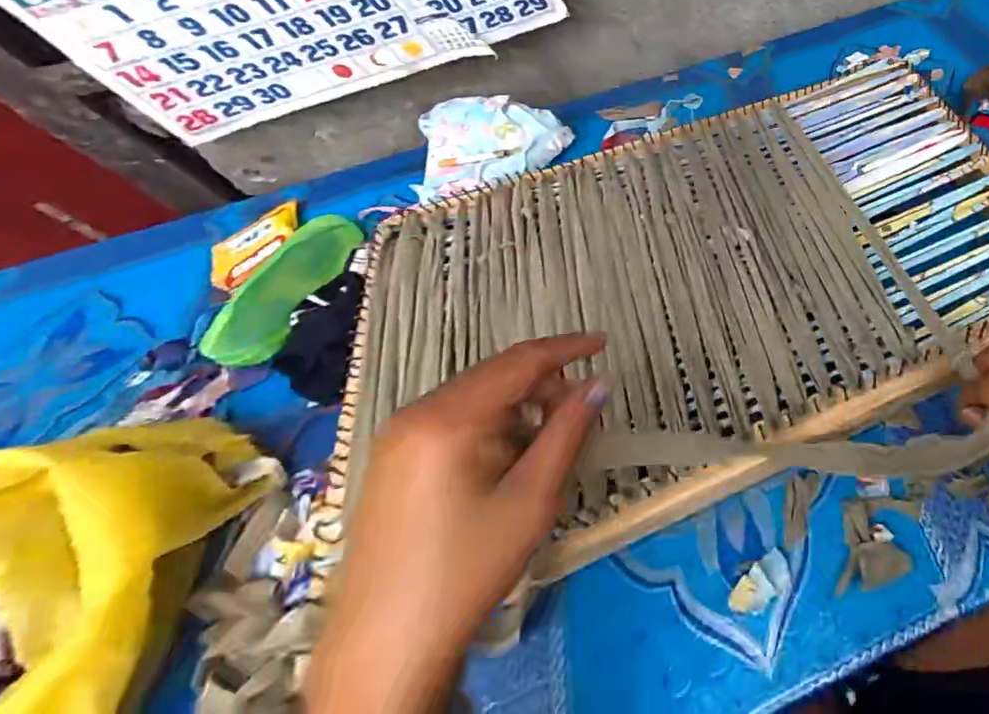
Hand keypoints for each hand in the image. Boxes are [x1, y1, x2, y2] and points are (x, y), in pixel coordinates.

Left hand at [308, 335, 605, 711]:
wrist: (385, 645)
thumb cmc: (467, 568)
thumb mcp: (532, 498)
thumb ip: (568, 431)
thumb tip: (597, 386)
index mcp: (447, 419)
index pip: (519, 362)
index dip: (566, 348)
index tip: (604, 343)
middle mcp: (416, 414)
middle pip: (495, 374)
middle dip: (544, 382)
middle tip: (581, 411)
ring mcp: (396, 436)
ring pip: (475, 395)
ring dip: (519, 403)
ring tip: (547, 441)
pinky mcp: (392, 458)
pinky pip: (453, 417)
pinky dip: (491, 421)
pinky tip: (508, 456)